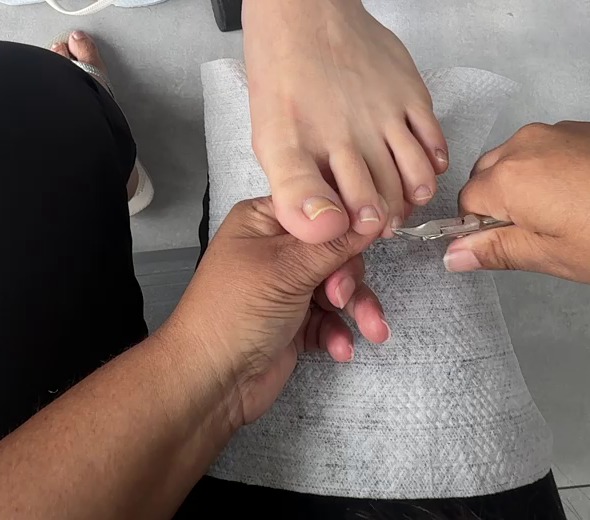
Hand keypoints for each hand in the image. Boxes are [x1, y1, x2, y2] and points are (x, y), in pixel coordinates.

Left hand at [160, 198, 389, 426]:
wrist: (211, 382)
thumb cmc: (234, 312)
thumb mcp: (287, 269)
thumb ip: (334, 244)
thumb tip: (372, 214)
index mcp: (265, 220)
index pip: (319, 207)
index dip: (349, 220)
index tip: (377, 233)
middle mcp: (277, 248)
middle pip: (335, 248)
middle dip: (349, 275)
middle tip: (341, 296)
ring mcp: (287, 286)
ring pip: (339, 286)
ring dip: (357, 307)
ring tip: (370, 329)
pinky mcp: (297, 322)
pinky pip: (332, 319)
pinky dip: (340, 332)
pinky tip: (339, 348)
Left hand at [241, 0, 447, 243]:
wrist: (302, 4)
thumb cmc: (280, 71)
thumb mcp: (268, 133)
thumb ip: (293, 187)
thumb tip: (327, 229)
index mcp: (305, 147)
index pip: (341, 214)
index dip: (351, 232)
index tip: (354, 232)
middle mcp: (348, 133)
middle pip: (384, 199)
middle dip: (383, 220)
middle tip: (381, 223)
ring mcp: (384, 111)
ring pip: (414, 176)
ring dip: (411, 196)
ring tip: (403, 202)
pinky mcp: (409, 90)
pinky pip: (434, 139)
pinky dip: (434, 162)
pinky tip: (424, 167)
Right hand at [444, 121, 589, 293]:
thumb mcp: (561, 259)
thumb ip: (500, 251)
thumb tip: (452, 255)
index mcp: (510, 175)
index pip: (467, 202)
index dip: (483, 231)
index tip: (518, 253)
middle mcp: (529, 142)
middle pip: (491, 174)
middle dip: (506, 206)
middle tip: (552, 242)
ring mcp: (566, 129)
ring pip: (527, 160)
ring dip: (537, 189)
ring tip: (588, 223)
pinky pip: (561, 150)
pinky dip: (568, 174)